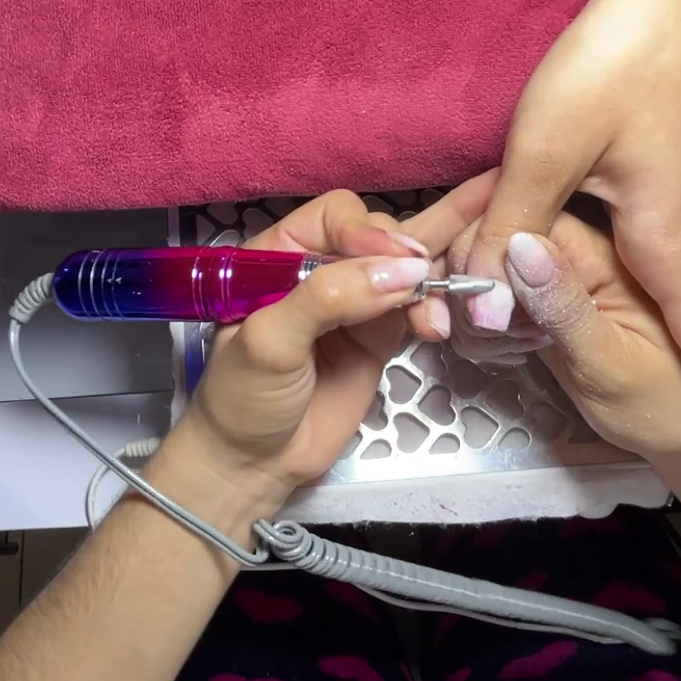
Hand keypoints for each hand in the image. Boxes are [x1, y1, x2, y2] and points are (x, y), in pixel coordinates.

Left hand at [148, 181, 494, 535]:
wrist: (254, 462)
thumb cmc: (243, 397)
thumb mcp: (270, 341)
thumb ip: (328, 298)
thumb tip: (403, 272)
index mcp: (279, 254)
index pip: (334, 218)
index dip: (365, 230)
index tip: (390, 259)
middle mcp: (319, 267)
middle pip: (377, 233)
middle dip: (404, 252)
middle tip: (423, 278)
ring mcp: (353, 301)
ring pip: (403, 267)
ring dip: (429, 276)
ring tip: (438, 308)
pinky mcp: (378, 335)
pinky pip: (415, 305)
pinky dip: (434, 308)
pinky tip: (437, 324)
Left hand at [456, 0, 680, 454]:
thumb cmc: (612, 66)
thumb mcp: (544, 156)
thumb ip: (513, 233)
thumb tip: (484, 312)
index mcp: (665, 230)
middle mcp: (674, 222)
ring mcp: (662, 196)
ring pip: (663, 278)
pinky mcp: (642, 172)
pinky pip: (633, 242)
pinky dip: (622, 274)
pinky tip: (612, 282)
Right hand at [500, 217, 680, 516]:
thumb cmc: (676, 411)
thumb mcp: (614, 365)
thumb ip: (564, 306)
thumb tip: (518, 242)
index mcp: (609, 249)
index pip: (523, 216)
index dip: (483, 250)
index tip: (473, 304)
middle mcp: (579, 248)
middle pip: (492, 234)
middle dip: (468, 284)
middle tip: (479, 335)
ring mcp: (558, 273)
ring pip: (483, 263)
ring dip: (470, 306)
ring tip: (495, 348)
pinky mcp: (544, 298)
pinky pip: (492, 291)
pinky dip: (480, 321)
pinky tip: (498, 349)